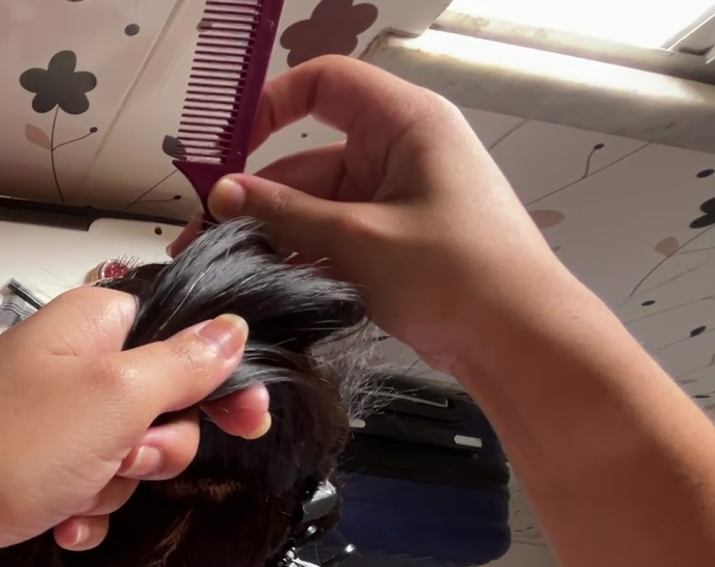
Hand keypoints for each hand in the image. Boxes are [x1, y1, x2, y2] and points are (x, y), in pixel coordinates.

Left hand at [0, 285, 266, 566]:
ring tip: (70, 493)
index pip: (182, 332)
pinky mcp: (25, 467)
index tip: (244, 418)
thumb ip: (181, 363)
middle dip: (151, 446)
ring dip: (109, 487)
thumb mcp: (112, 398)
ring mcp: (43, 421)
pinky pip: (83, 490)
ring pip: (121, 456)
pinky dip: (79, 513)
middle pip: (156, 402)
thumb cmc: (1, 450)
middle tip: (123, 457)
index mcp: (90, 324)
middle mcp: (65, 366)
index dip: (217, 377)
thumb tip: (229, 330)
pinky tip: (58, 525)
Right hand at [170, 56, 583, 374]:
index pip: (323, 83)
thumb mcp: (356, 238)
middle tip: (202, 240)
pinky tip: (260, 282)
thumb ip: (283, 213)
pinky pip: (319, 236)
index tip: (223, 152)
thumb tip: (220, 194)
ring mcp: (384, 199)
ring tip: (225, 270)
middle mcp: (392, 153)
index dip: (268, 106)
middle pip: (301, 161)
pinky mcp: (378, 239)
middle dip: (251, 200)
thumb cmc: (456, 272)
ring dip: (267, 236)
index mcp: (403, 123)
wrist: (512, 334)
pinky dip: (290, 256)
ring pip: (304, 206)